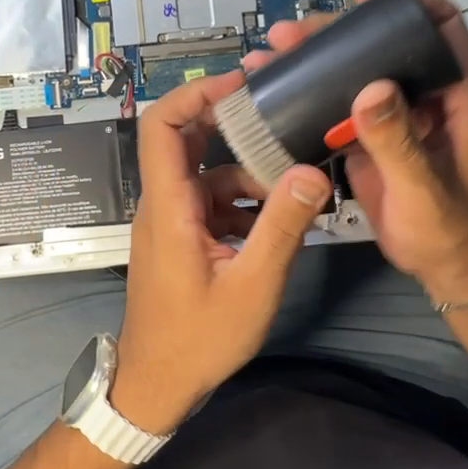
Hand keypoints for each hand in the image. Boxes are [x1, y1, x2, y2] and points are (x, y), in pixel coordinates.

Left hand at [113, 71, 332, 433]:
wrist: (156, 385)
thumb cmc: (198, 339)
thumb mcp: (253, 286)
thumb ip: (282, 227)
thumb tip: (311, 172)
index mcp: (169, 206)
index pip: (161, 126)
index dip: (194, 94)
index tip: (240, 83)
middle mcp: (162, 205)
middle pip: (187, 144)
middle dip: (233, 129)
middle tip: (282, 123)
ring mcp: (169, 223)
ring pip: (205, 178)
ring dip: (246, 178)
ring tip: (295, 188)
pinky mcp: (179, 241)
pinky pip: (208, 206)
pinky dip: (240, 206)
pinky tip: (275, 226)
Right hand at [247, 0, 467, 305]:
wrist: (443, 269)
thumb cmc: (451, 229)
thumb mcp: (426, 187)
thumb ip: (399, 142)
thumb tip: (370, 87)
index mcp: (453, 100)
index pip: (442, 32)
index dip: (411, 5)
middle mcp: (420, 100)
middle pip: (380, 48)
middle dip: (337, 33)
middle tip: (292, 31)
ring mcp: (389, 120)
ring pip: (351, 75)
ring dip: (312, 62)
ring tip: (270, 53)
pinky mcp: (364, 142)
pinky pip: (333, 110)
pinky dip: (304, 98)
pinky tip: (273, 93)